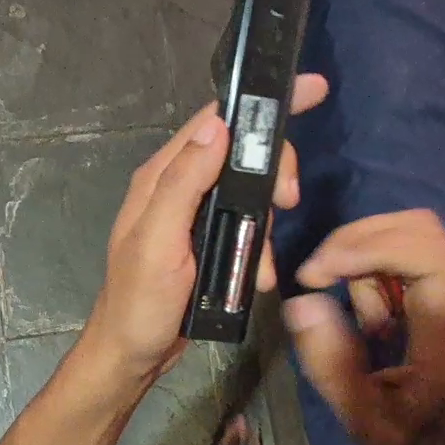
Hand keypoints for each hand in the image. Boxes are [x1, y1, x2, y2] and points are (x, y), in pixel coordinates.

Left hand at [81, 74, 330, 379]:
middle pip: (241, 154)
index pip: (215, 120)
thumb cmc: (140, 302)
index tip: (312, 91)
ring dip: (267, 224)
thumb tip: (217, 126)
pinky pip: (245, 228)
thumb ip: (183, 184)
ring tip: (263, 264)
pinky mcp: (207, 242)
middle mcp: (178, 187)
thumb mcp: (159, 242)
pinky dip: (258, 248)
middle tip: (293, 201)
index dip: (261, 104)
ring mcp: (193, 216)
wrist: (132, 353)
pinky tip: (258, 276)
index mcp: (161, 177)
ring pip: (249, 194)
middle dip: (274, 173)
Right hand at [283, 210, 444, 444]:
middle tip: (320, 272)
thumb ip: (328, 355)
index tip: (315, 274)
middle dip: (362, 239)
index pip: (421, 250)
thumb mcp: (357, 411)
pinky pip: (417, 263)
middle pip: (423, 229)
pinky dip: (381, 272)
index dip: (363, 247)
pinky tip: (368, 317)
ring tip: (352, 312)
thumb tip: (299, 301)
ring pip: (420, 238)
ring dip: (370, 258)